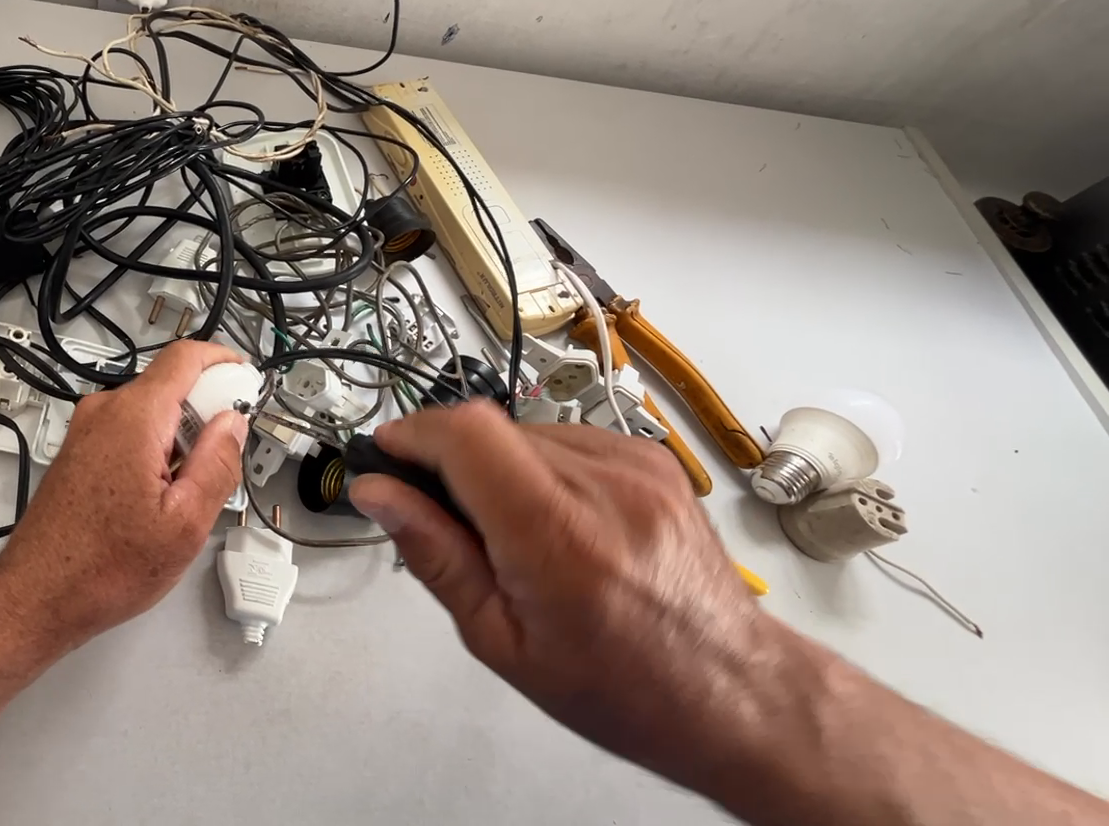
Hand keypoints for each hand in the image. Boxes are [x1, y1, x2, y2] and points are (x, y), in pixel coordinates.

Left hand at [0, 340, 247, 657]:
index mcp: (134, 418)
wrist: (38, 595)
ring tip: (186, 491)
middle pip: (170, 383)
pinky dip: (154, 446)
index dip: (223, 361)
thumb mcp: (185, 524)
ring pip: (151, 409)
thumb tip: (234, 423)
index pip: (185, 357)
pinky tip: (159, 494)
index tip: (245, 383)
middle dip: (206, 410)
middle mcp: (106, 412)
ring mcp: (88, 430)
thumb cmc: (102, 568)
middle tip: (224, 456)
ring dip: (180, 435)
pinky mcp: (80, 450)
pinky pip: (129, 429)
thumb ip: (217, 463)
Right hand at [348, 401, 786, 789]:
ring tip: (509, 526)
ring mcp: (634, 463)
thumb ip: (432, 554)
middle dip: (445, 457)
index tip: (389, 456)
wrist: (738, 688)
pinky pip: (559, 436)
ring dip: (490, 463)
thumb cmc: (619, 686)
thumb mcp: (500, 639)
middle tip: (446, 514)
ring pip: (518, 429)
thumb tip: (377, 493)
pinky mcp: (649, 456)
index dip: (413, 433)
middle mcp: (602, 485)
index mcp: (558, 538)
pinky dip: (533, 464)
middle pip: (485, 427)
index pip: (466, 435)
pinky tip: (551, 514)